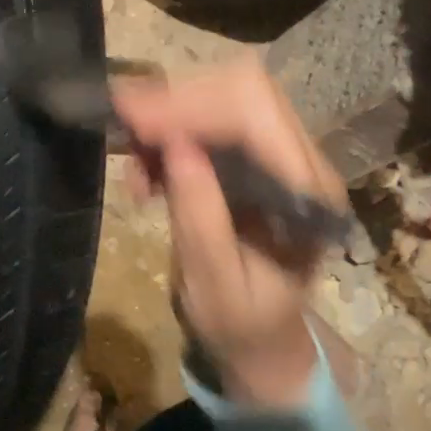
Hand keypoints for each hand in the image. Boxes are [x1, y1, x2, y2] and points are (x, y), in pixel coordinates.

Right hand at [112, 61, 349, 409]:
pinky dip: (170, 133)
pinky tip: (147, 170)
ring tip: (135, 167)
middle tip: (122, 131)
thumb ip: (201, 218)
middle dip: (176, 103)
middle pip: (242, 91)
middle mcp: (303, 162)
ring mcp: (281, 155)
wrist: (260, 340)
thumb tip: (178, 146)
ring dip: (169, 118)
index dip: (192, 106)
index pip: (256, 116)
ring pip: (223, 97)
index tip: (132, 120)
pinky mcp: (255, 158)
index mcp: (308, 195)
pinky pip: (211, 120)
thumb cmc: (242, 324)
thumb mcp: (216, 287)